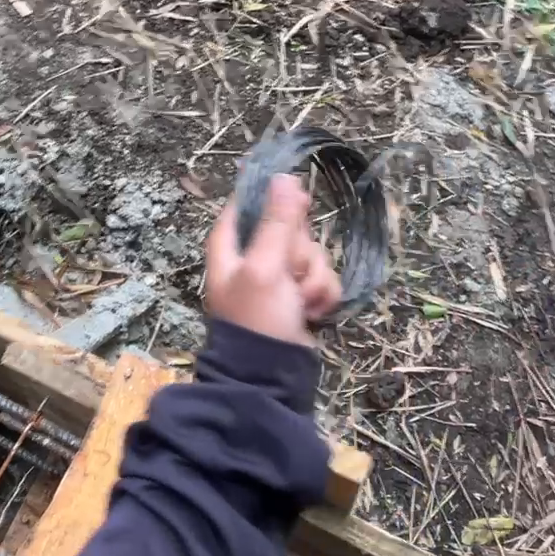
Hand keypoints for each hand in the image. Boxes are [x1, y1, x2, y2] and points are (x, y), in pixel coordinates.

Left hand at [205, 175, 340, 346]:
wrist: (270, 380)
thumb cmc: (257, 319)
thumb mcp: (265, 266)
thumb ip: (278, 221)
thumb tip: (284, 176)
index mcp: (231, 243)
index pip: (250, 201)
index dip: (274, 197)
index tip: (300, 201)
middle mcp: (254, 255)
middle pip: (290, 226)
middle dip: (300, 251)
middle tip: (291, 273)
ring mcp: (279, 276)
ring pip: (312, 252)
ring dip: (312, 279)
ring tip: (299, 303)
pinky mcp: (300, 296)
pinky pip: (323, 277)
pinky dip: (321, 296)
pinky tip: (311, 313)